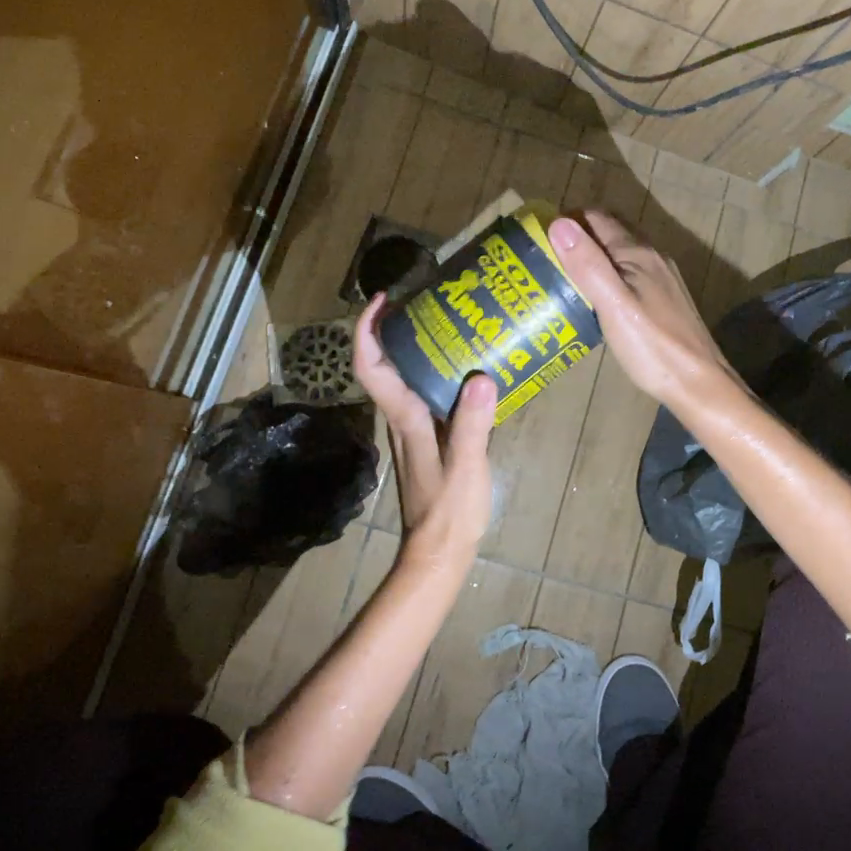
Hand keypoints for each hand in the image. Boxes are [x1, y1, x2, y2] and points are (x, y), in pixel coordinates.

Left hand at [353, 294, 495, 561]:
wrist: (438, 552)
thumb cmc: (448, 512)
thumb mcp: (466, 468)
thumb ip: (473, 425)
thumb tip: (483, 377)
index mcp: (404, 419)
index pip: (371, 368)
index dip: (368, 330)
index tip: (383, 300)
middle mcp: (401, 418)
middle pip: (383, 364)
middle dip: (393, 327)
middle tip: (426, 298)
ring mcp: (413, 429)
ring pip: (403, 378)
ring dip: (414, 347)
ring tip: (451, 321)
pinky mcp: (429, 438)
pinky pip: (424, 393)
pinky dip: (436, 371)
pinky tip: (468, 368)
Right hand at [548, 211, 742, 412]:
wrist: (698, 382)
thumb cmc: (652, 347)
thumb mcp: (613, 305)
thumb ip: (587, 264)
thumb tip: (559, 223)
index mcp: (637, 253)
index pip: (596, 218)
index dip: (566, 220)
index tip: (537, 236)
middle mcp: (652, 257)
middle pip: (609, 232)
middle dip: (578, 235)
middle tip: (544, 256)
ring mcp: (661, 278)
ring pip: (620, 253)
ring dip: (592, 256)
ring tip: (562, 276)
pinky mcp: (664, 298)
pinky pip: (629, 273)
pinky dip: (607, 275)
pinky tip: (595, 298)